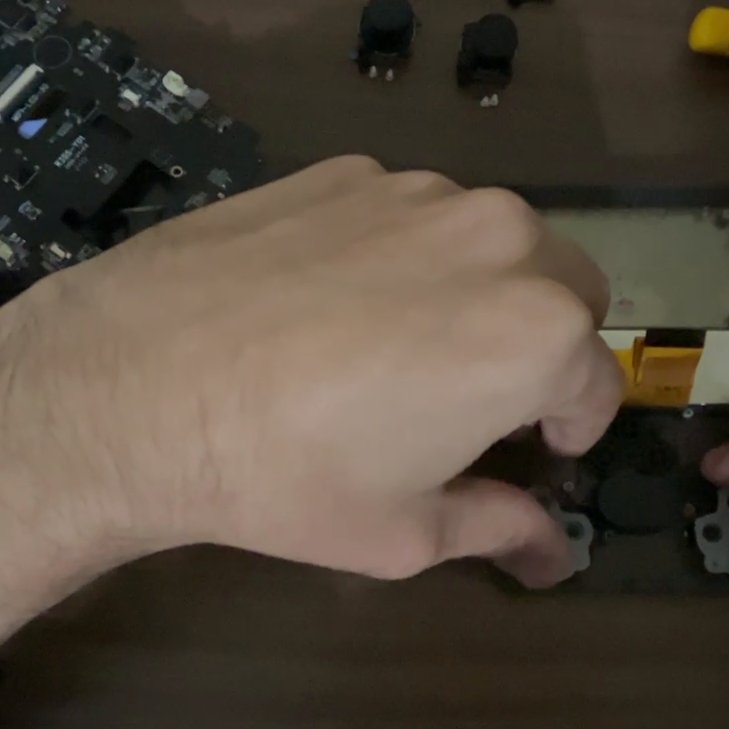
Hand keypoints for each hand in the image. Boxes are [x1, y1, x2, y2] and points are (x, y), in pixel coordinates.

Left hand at [0, 157, 619, 720]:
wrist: (130, 387)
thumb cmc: (284, 475)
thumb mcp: (402, 531)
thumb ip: (497, 528)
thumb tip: (554, 556)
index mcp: (534, 332)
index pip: (597, 382)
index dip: (572, 426)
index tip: (540, 447)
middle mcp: (496, 238)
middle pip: (567, 292)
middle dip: (543, 347)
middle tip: (477, 398)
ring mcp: (415, 191)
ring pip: (491, 242)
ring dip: (476, 293)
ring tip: (396, 350)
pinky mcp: (343, 172)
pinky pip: (410, 214)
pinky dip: (403, 256)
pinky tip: (331, 304)